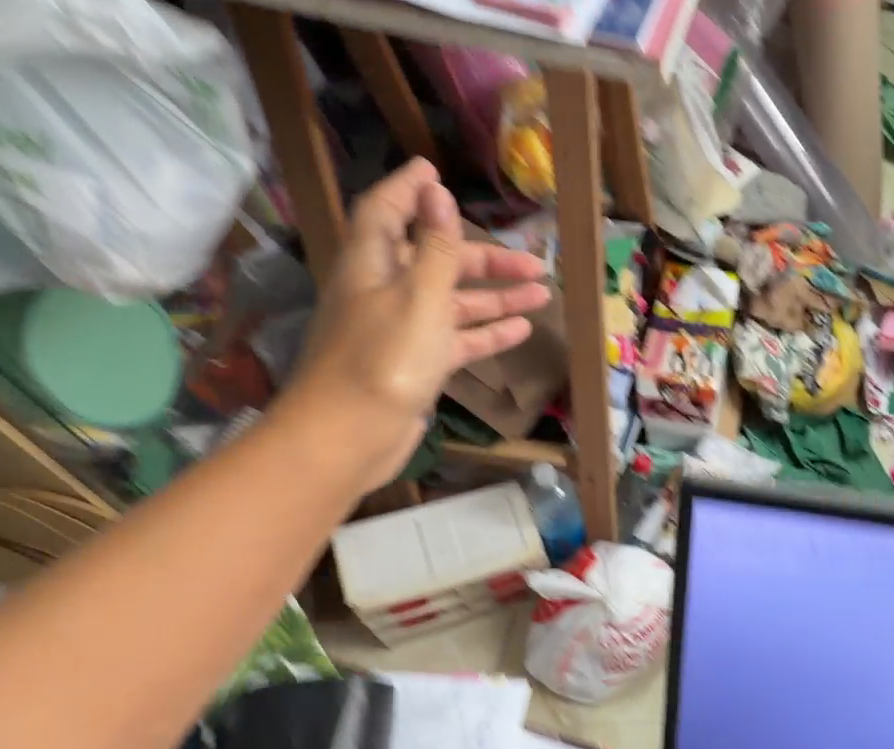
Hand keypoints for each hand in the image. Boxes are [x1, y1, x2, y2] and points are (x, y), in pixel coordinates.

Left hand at [279, 158, 551, 488]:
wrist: (353, 433)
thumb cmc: (385, 359)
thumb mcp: (420, 297)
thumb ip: (436, 247)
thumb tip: (436, 191)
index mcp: (373, 265)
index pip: (388, 212)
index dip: (410, 190)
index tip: (435, 170)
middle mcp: (385, 291)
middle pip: (435, 260)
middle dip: (483, 257)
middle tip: (531, 259)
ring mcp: (401, 330)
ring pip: (453, 302)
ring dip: (495, 297)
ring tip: (541, 294)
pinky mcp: (415, 364)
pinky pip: (456, 339)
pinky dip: (486, 333)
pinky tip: (521, 332)